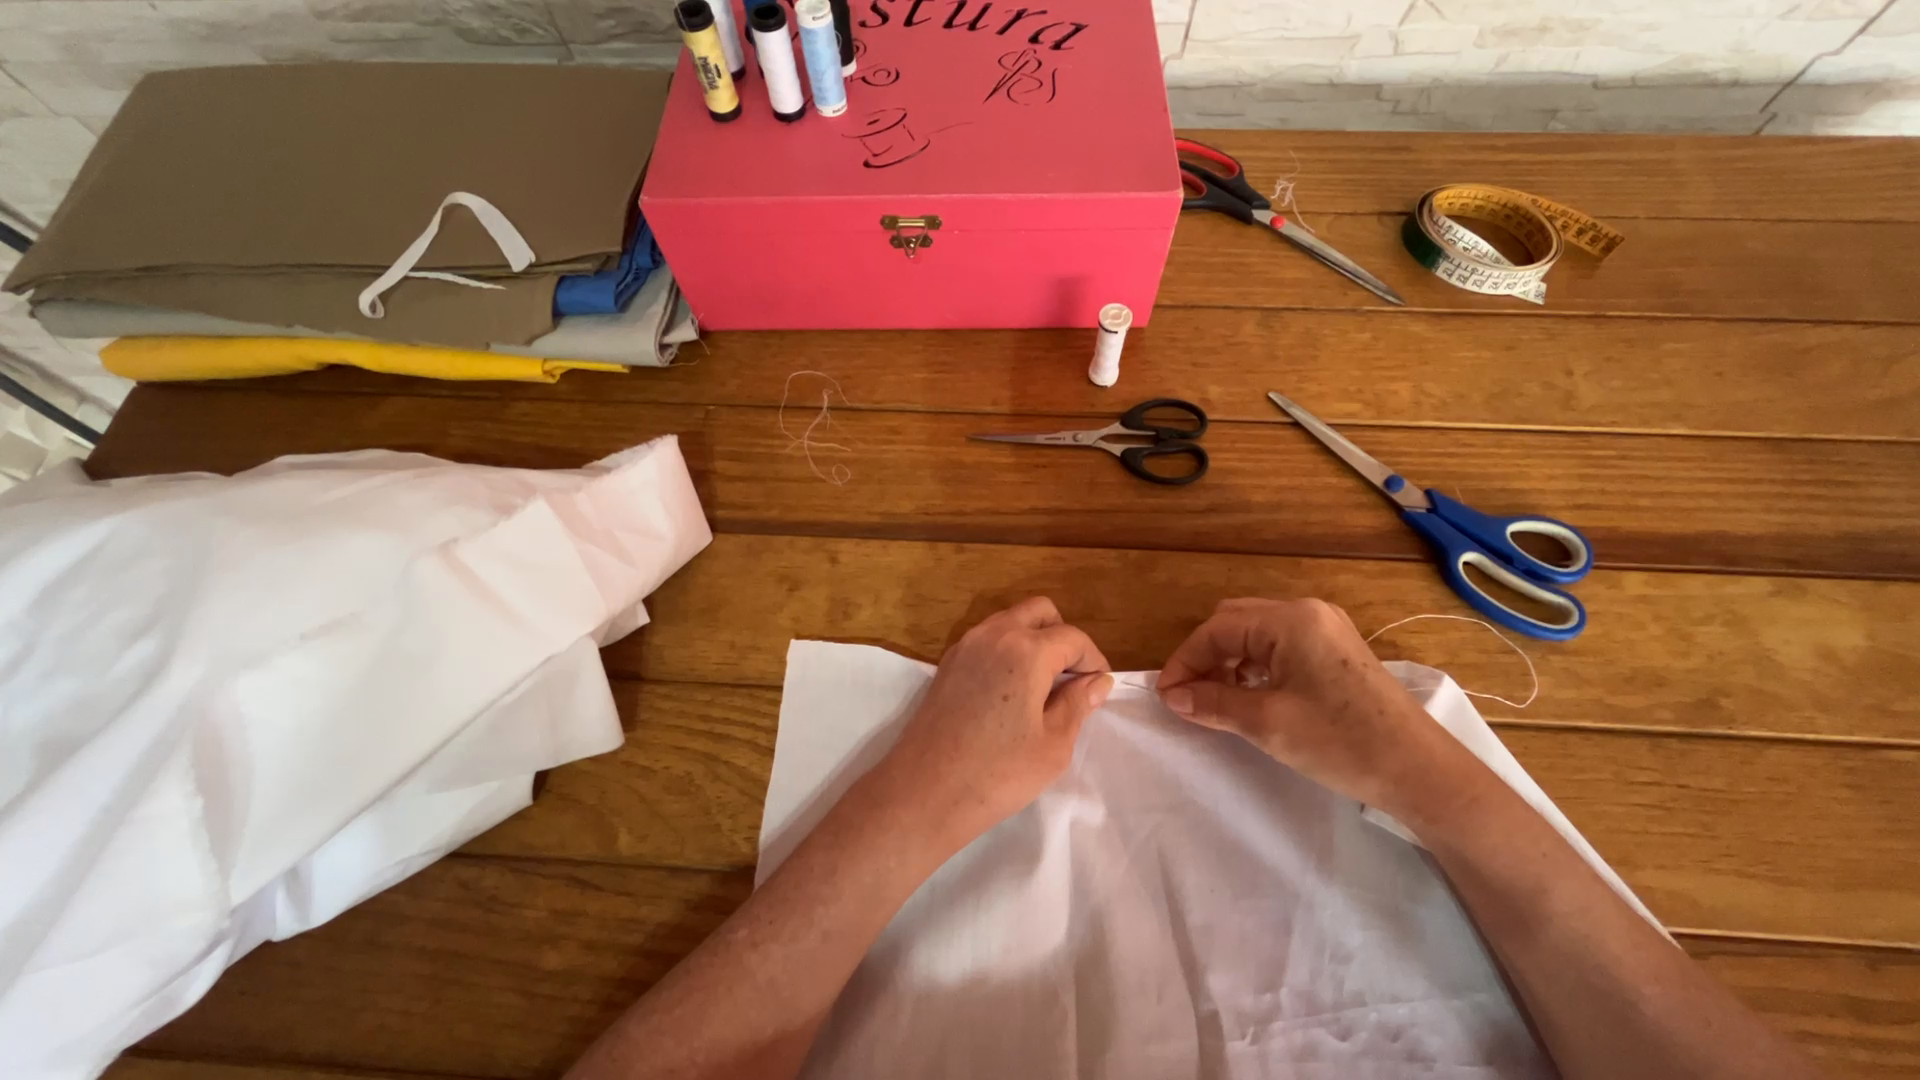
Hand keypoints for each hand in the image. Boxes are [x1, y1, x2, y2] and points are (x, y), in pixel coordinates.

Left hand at [875, 598, 1112, 850]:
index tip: (1099, 688)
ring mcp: (965, 645)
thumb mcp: (1053, 745)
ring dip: (1034, 640)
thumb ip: (1078, 704)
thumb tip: (1098, 682)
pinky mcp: (948, 663)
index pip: (1073, 638)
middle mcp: (994, 634)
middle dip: (1063, 637)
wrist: (925, 791)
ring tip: (1044, 686)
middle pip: (1040, 612)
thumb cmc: (997, 773)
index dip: (1093, 661)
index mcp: (1026, 650)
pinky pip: (988, 638)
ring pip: (1011, 620)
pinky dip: (1008, 650)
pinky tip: (1012, 691)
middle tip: (1072, 679)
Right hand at [1156, 598, 1478, 822]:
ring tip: (1214, 700)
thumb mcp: (1267, 723)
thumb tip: (1173, 697)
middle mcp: (1307, 613)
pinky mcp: (1336, 650)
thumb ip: (1213, 702)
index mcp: (1291, 620)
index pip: (1217, 629)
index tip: (1165, 696)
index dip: (1185, 661)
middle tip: (1187, 696)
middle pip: (1235, 622)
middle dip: (1205, 656)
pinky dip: (1254, 666)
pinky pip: (1280, 646)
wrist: (1420, 771)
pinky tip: (1249, 696)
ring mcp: (1326, 629)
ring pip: (1256, 634)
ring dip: (1228, 661)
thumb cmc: (1341, 742)